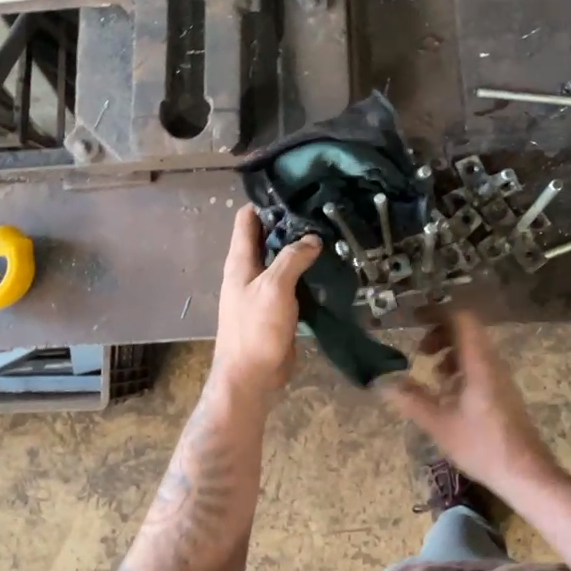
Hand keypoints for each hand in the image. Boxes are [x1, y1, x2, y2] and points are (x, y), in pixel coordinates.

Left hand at [211, 207, 320, 398]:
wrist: (251, 379)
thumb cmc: (255, 330)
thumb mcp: (274, 288)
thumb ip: (292, 259)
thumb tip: (312, 238)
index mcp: (240, 261)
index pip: (247, 218)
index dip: (266, 202)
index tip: (294, 191)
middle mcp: (249, 271)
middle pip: (268, 237)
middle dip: (291, 223)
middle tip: (321, 210)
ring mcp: (263, 290)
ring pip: (282, 260)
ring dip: (301, 249)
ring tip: (331, 233)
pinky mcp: (278, 308)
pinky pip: (293, 283)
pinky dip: (307, 273)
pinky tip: (329, 267)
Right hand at [377, 310, 560, 493]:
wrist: (526, 473)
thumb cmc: (482, 446)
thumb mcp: (439, 425)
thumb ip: (411, 401)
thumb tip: (384, 383)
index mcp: (479, 362)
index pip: (461, 319)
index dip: (436, 313)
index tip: (414, 319)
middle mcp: (492, 362)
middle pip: (467, 330)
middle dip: (440, 334)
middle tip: (420, 352)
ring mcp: (500, 377)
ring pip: (473, 348)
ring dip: (449, 352)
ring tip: (432, 375)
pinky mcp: (503, 391)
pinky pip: (479, 365)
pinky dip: (460, 368)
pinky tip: (448, 394)